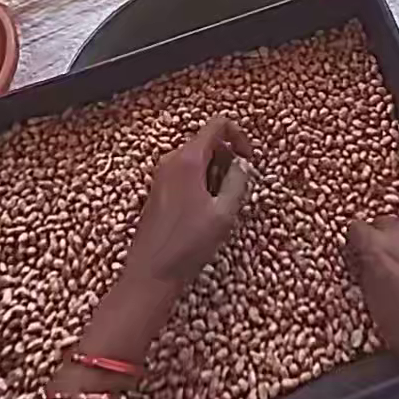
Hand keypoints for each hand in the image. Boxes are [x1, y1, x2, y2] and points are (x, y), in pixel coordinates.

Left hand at [123, 116, 251, 285]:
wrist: (150, 274)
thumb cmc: (188, 244)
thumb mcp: (224, 213)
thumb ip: (238, 180)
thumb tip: (242, 163)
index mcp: (188, 159)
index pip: (217, 125)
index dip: (239, 137)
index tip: (248, 160)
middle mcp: (171, 160)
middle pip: (208, 141)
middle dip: (228, 158)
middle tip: (237, 188)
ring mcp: (161, 175)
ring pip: (197, 158)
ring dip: (215, 172)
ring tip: (221, 204)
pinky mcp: (158, 190)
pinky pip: (185, 172)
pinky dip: (201, 182)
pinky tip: (204, 211)